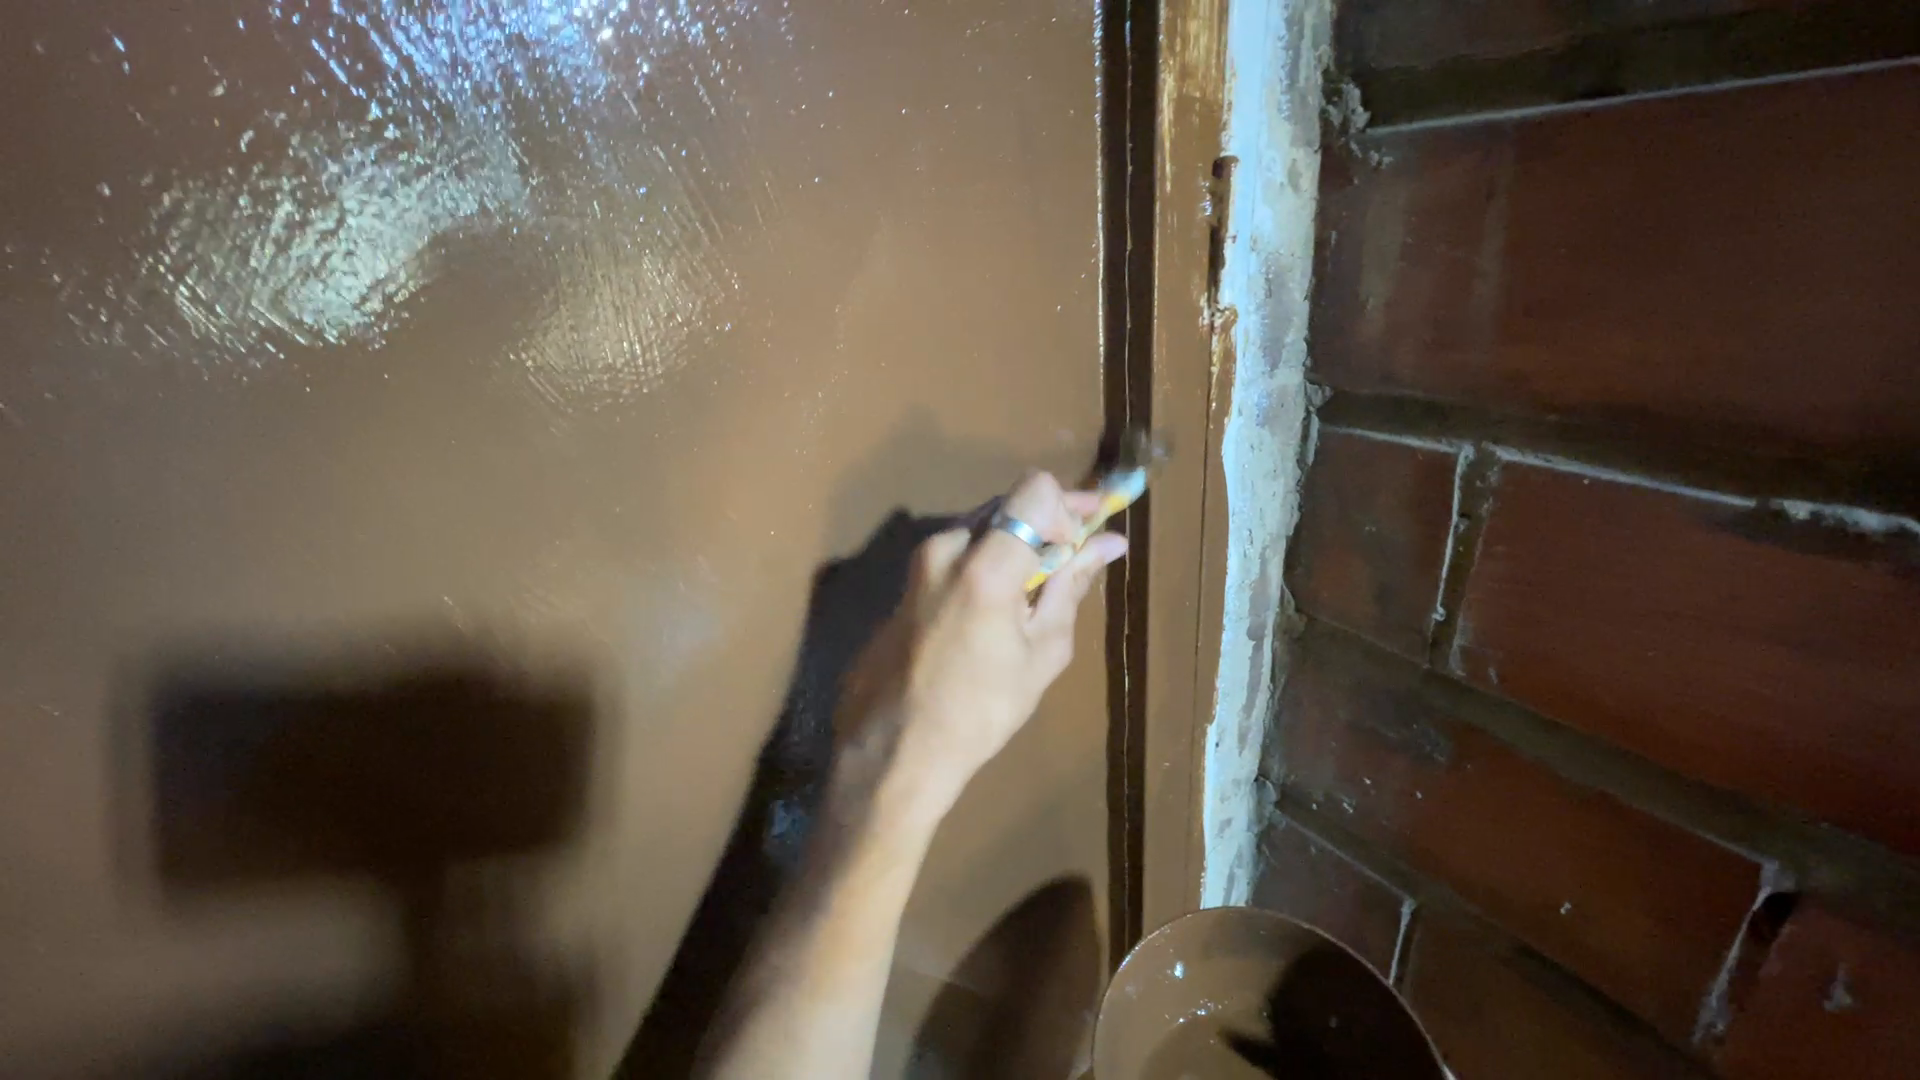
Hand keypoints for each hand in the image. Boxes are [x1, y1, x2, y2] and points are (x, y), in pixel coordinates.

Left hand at [840, 471, 1128, 817]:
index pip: (1035, 489)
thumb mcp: (1042, 653)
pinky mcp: (903, 582)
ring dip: (1012, 547)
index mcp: (985, 565)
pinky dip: (983, 564)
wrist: (895, 748)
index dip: (1067, 505)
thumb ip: (1071, 586)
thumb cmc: (981, 711)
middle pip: (1007, 505)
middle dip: (1044, 524)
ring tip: (1030, 597)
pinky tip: (991, 610)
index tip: (1082, 538)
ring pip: (979, 528)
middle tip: (1070, 560)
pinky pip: (954, 554)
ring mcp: (916, 564)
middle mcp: (945, 549)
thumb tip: (1108, 543)